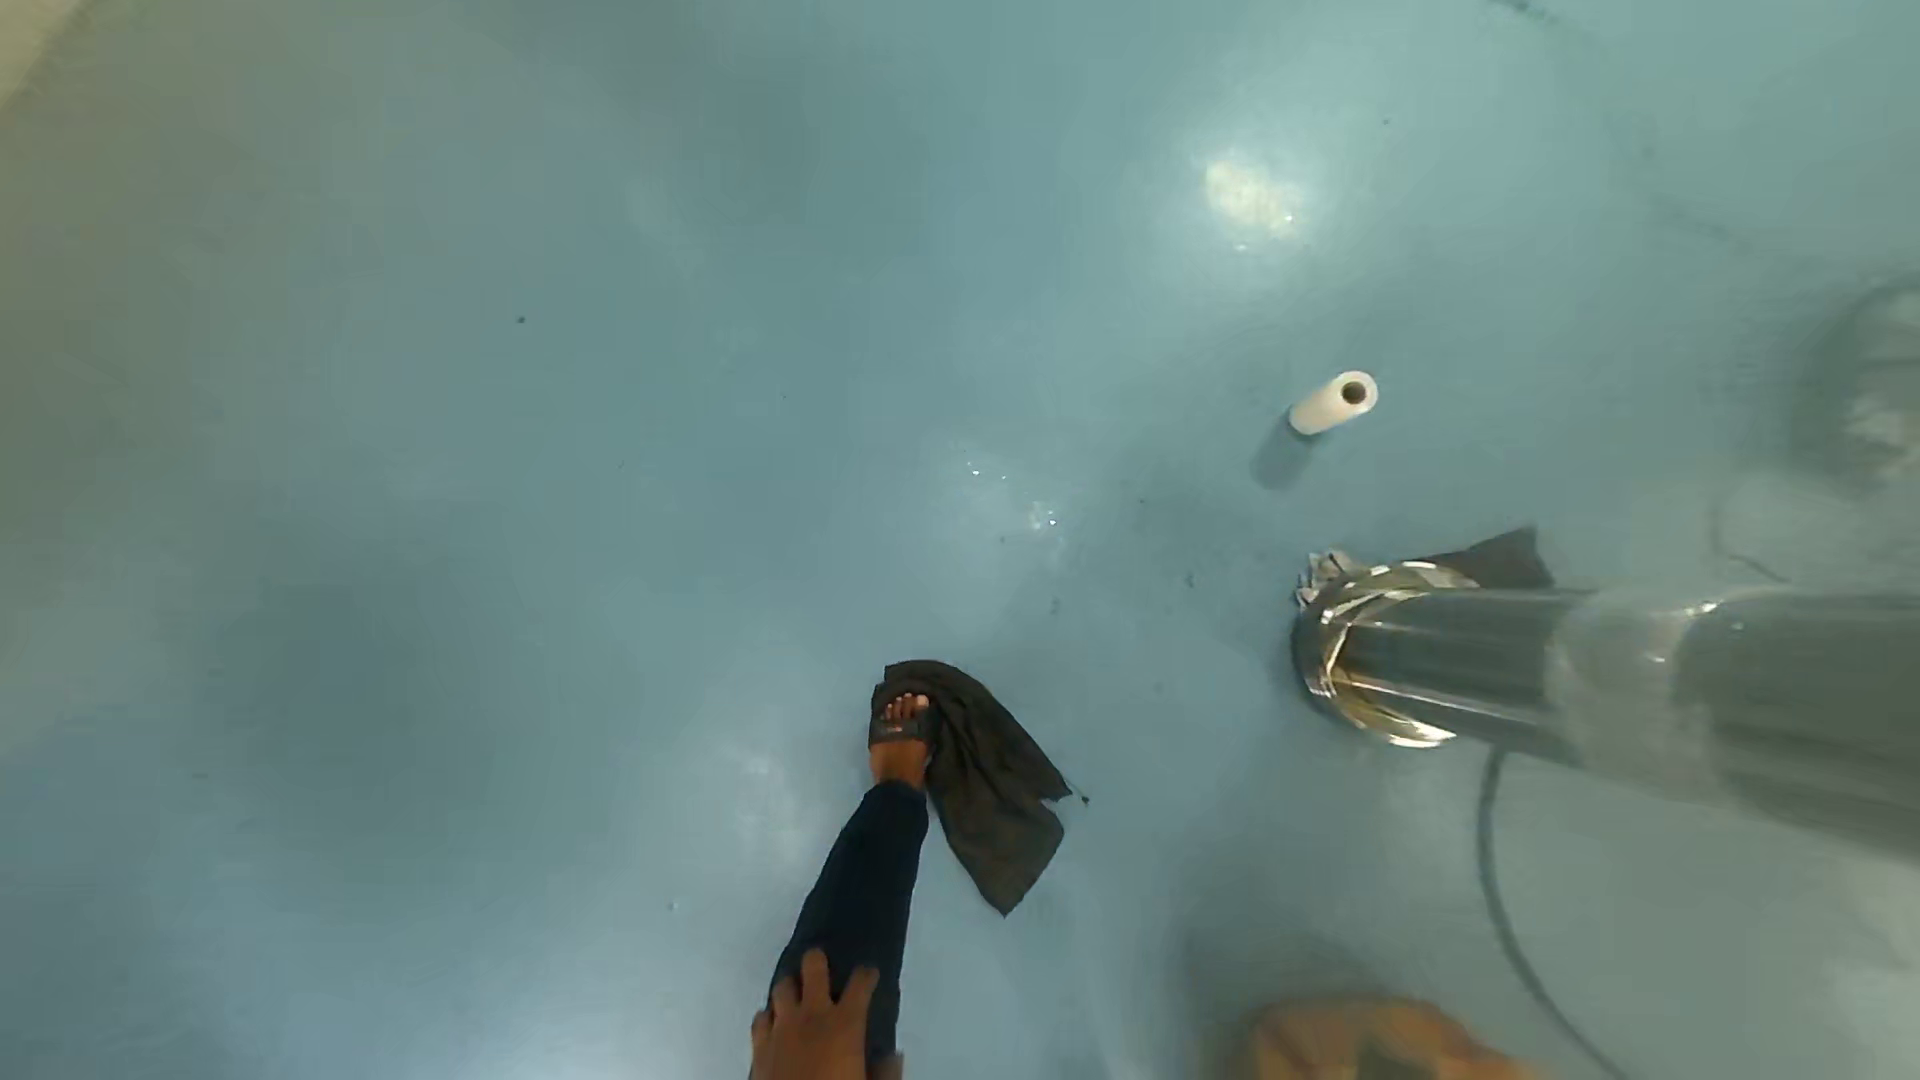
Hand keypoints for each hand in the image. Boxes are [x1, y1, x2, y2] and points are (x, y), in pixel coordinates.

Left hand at [751, 949, 880, 1079]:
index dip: (867, 974)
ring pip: (782, 986)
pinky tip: (775, 1027)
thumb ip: (885, 1072)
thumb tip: (894, 1055)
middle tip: (823, 971)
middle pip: (813, 965)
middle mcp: (813, 1015)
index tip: (870, 975)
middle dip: (818, 961)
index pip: (861, 981)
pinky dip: (768, 1018)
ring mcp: (782, 1029)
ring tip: (797, 999)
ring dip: (791, 989)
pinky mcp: (759, 1048)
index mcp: (845, 1023)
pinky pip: (760, 1019)